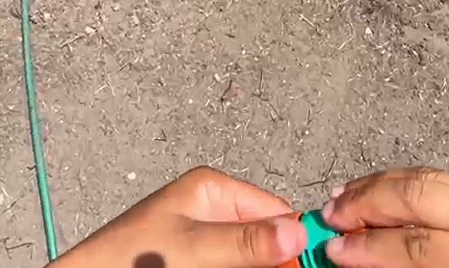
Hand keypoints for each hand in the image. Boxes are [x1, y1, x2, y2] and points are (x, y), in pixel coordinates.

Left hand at [52, 167, 308, 267]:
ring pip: (250, 258)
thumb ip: (245, 243)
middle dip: (275, 261)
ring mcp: (206, 236)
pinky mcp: (199, 258)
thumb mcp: (195, 248)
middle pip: (264, 239)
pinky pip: (231, 265)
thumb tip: (298, 232)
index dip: (295, 240)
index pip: (274, 210)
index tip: (314, 267)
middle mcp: (213, 208)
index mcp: (213, 189)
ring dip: (258, 267)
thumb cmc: (134, 256)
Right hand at [321, 168, 448, 267]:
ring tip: (349, 196)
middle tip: (330, 215)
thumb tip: (383, 263)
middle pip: (423, 194)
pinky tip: (397, 197)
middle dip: (367, 201)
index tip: (335, 253)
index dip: (370, 248)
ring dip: (385, 184)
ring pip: (437, 175)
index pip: (422, 247)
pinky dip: (419, 186)